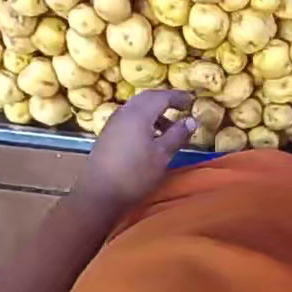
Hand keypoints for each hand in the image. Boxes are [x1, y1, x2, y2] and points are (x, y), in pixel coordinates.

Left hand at [77, 89, 195, 209]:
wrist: (99, 194)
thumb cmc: (135, 174)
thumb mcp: (162, 155)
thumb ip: (177, 134)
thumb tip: (192, 120)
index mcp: (139, 114)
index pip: (162, 96)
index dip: (178, 97)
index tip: (192, 100)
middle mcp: (124, 113)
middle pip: (147, 98)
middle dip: (165, 100)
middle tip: (182, 106)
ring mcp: (113, 123)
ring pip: (137, 108)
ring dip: (154, 111)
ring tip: (169, 126)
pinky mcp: (108, 134)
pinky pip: (129, 118)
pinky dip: (143, 119)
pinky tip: (150, 136)